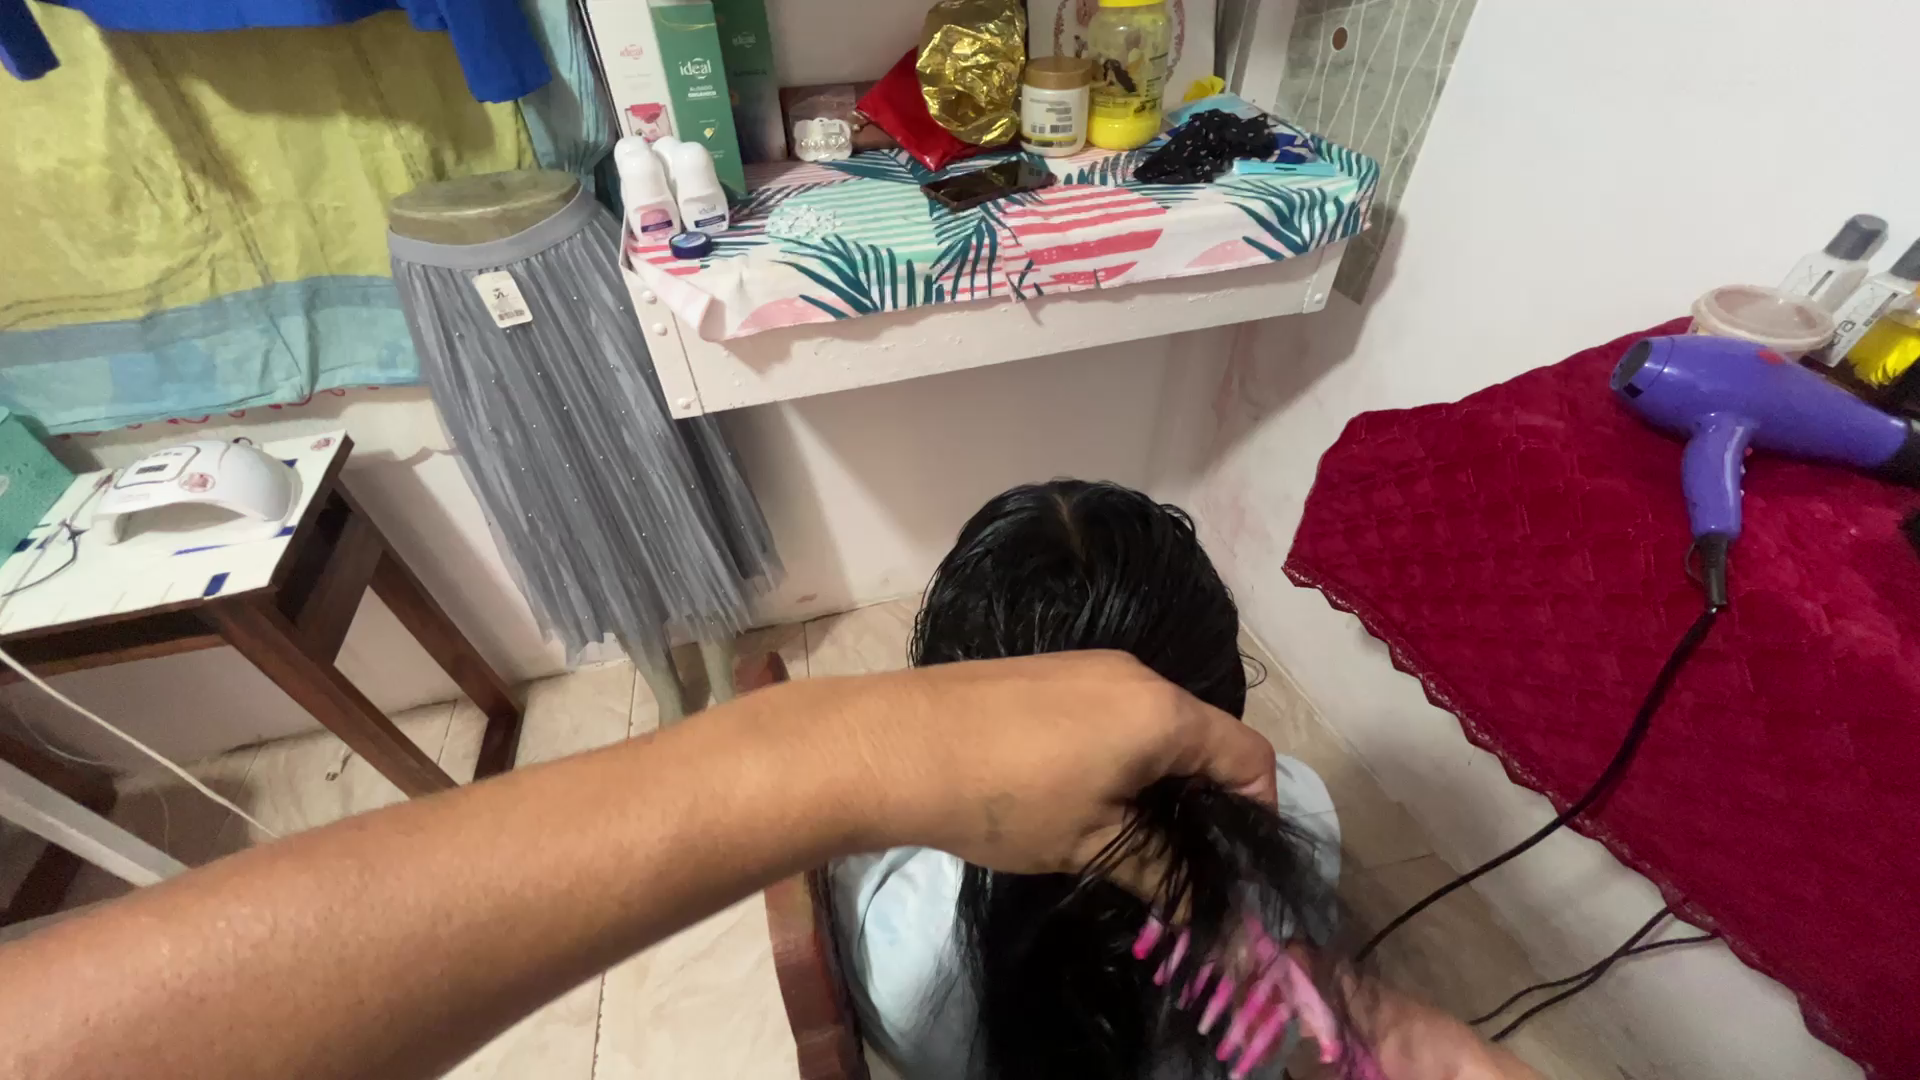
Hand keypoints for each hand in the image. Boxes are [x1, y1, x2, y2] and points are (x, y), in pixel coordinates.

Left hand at [812, 650, 1276, 874]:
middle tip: (1170, 852)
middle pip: (1200, 735)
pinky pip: (1112, 708)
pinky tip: (1075, 784)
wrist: (901, 742)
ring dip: (1153, 772)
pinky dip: (1117, 747)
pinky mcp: (1053, 669)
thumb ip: (1162, 872)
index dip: (1257, 811)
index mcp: (1161, 712)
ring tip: (1118, 824)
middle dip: (1198, 796)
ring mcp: (1089, 664)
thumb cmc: (1007, 795)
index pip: (1249, 755)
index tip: (1230, 859)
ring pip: (1152, 722)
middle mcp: (1135, 673)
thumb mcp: (1091, 843)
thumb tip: (1209, 911)